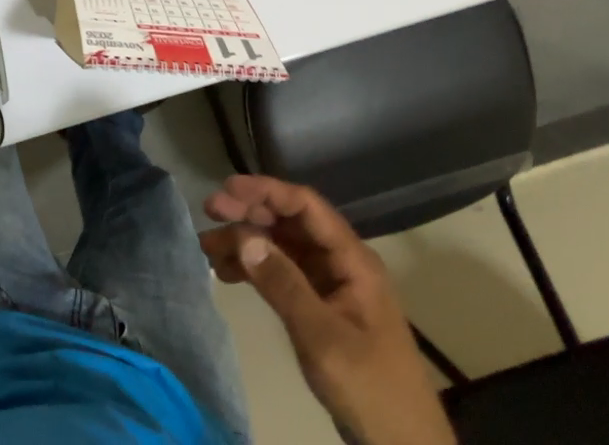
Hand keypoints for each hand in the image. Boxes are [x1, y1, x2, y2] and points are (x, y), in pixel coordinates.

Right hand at [201, 175, 455, 444]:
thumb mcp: (323, 336)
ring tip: (207, 246)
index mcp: (352, 260)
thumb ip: (284, 285)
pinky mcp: (318, 307)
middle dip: (250, 213)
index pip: (306, 207)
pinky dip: (253, 269)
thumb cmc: (368, 384)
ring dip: (246, 242)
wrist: (401, 442)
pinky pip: (281, 274)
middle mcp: (340, 263)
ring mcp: (329, 285)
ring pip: (281, 247)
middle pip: (290, 223)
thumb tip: (243, 237)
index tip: (226, 189)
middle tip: (208, 212)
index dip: (267, 191)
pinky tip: (225, 273)